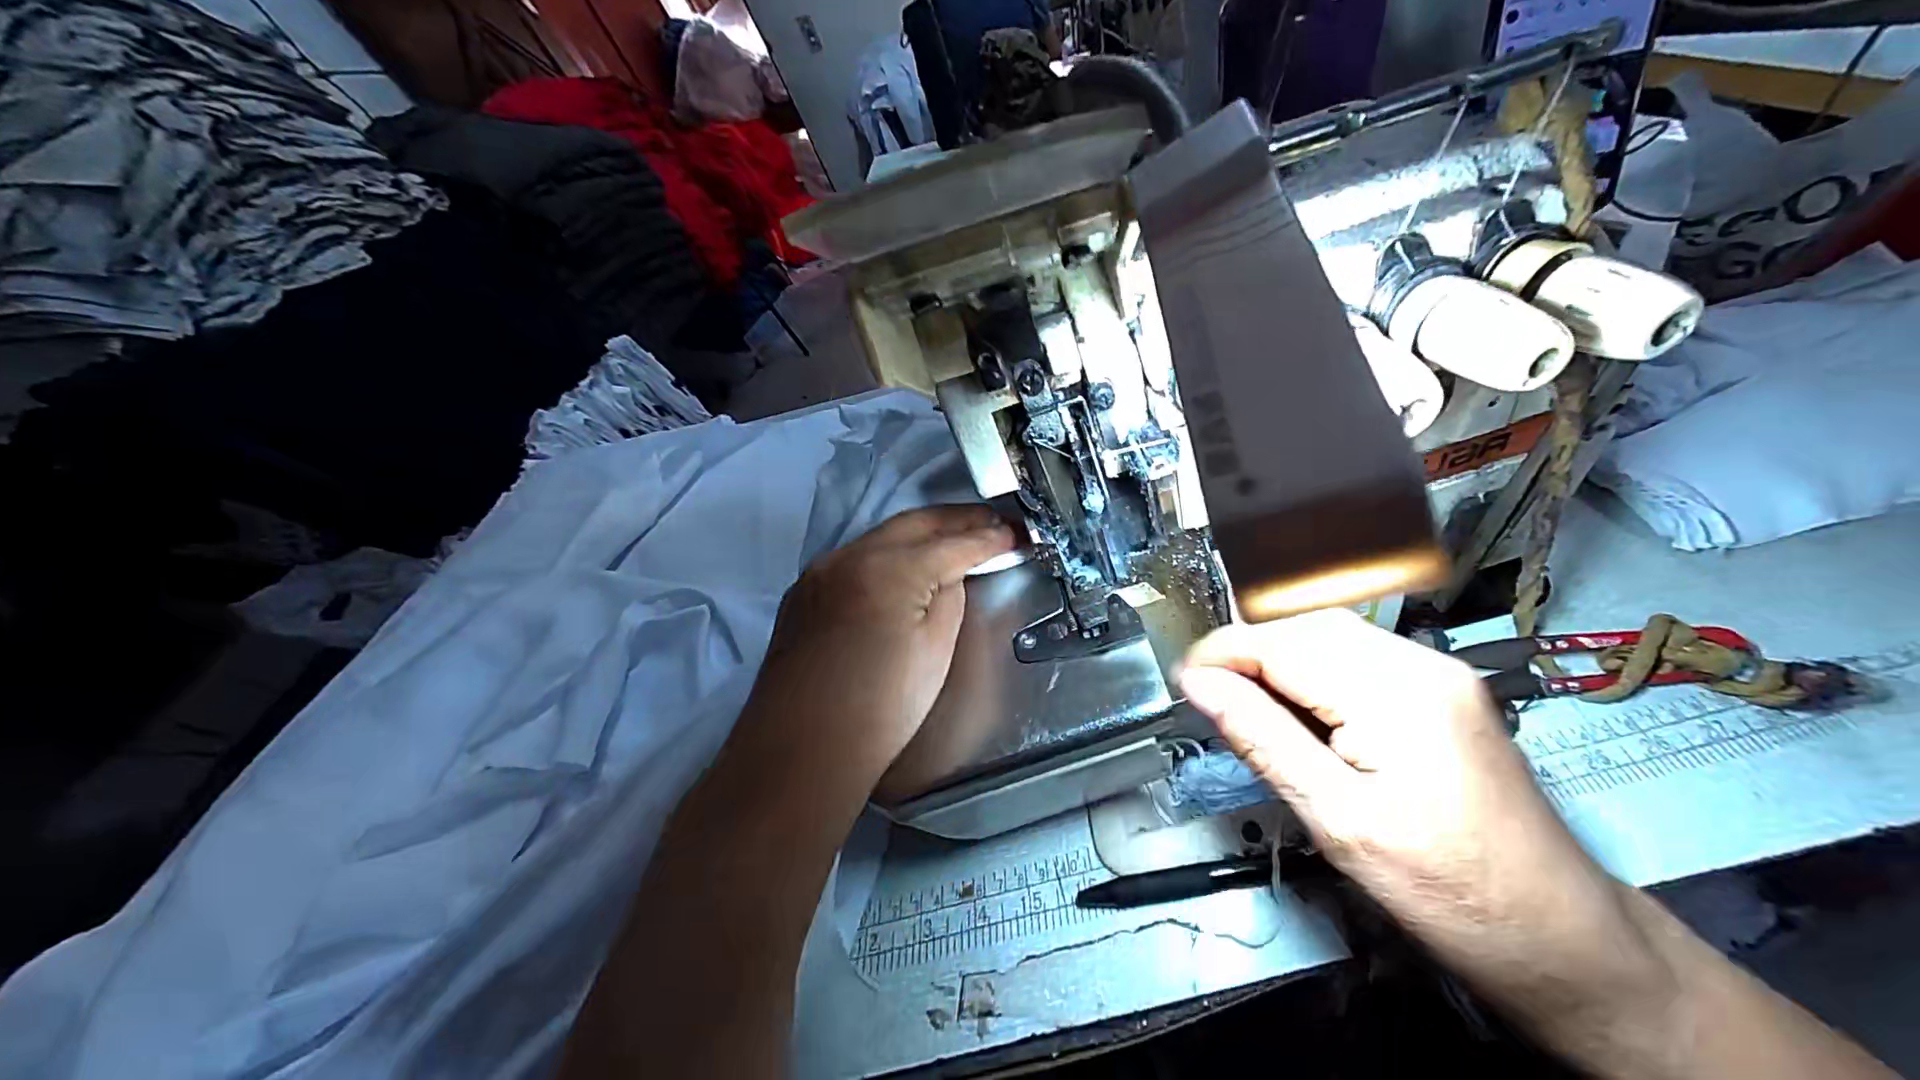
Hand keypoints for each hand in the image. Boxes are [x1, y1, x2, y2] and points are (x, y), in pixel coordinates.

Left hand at [749, 505, 1014, 775]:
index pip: (950, 544)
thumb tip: (947, 576)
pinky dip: (887, 554)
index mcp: (887, 570)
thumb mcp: (934, 651)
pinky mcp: (803, 592)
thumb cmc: (880, 709)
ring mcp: (821, 572)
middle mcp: (849, 557)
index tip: (1012, 535)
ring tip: (954, 537)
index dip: (986, 539)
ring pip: (880, 536)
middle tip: (991, 523)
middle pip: (914, 524)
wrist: (805, 749)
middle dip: (956, 520)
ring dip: (921, 533)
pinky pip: (855, 558)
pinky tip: (904, 565)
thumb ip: (948, 599)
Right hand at [1178, 611, 1675, 1053]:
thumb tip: (1196, 682)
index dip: (1221, 654)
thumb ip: (1261, 737)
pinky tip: (1296, 706)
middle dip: (1247, 651)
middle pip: (1307, 628)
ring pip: (1332, 636)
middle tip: (1205, 691)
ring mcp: (1440, 675)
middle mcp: (1423, 666)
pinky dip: (1313, 671)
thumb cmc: (1446, 892)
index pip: (1282, 645)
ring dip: (1278, 658)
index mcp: (1397, 695)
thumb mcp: (1336, 819)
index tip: (1179, 680)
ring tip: (1241, 698)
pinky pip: (1360, 658)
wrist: (1565, 940)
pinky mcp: (1445, 693)